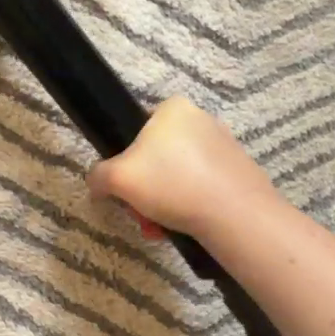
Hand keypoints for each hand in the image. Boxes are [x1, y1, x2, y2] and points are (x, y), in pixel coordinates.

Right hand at [88, 97, 286, 241]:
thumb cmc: (170, 183)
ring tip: (159, 227)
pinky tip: (182, 226)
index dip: (125, 161)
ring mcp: (223, 144)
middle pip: (156, 158)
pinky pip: (200, 186)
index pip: (136, 131)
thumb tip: (97, 183)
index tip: (125, 187)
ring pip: (176, 176)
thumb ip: (98, 176)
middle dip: (144, 190)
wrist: (233, 212)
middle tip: (140, 212)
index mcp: (173, 108)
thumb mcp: (116, 178)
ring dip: (161, 203)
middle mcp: (200, 118)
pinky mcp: (237, 169)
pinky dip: (187, 206)